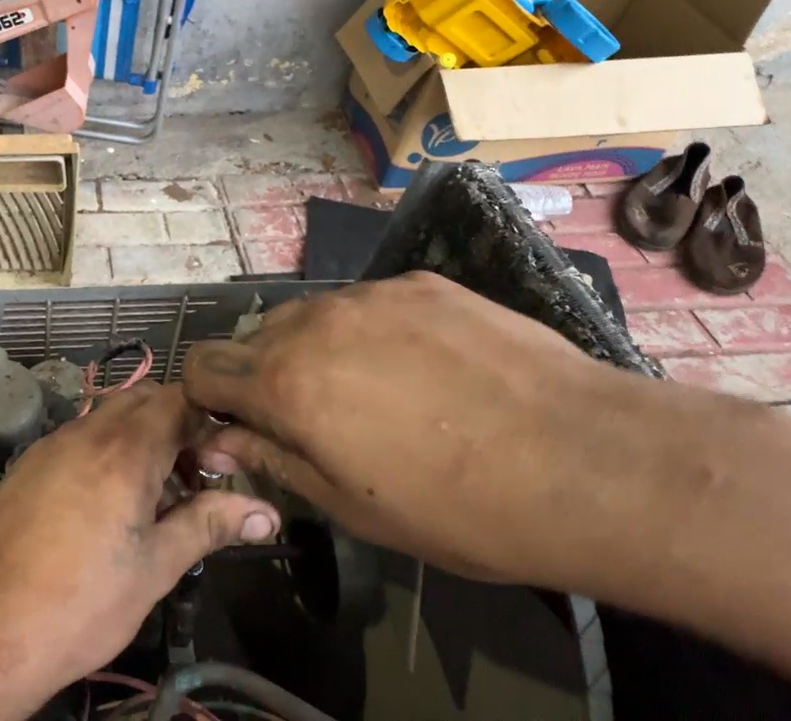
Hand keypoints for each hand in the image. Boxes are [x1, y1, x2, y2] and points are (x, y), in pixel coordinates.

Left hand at [0, 382, 279, 703]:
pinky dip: (106, 454)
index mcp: (124, 450)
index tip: (228, 461)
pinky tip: (111, 506)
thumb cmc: (82, 603)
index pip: (178, 400)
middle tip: (198, 480)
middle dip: (177, 427)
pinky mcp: (26, 466)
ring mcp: (49, 446)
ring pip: (107, 419)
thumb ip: (208, 526)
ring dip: (141, 441)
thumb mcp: (156, 567)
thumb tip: (266, 512)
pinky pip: (78, 440)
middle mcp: (84, 433)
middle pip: (142, 402)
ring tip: (158, 501)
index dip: (209, 420)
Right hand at [183, 271, 672, 586]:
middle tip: (318, 422)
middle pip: (255, 339)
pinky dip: (372, 333)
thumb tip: (217, 441)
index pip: (202, 366)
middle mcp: (312, 323)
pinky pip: (368, 305)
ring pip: (311, 317)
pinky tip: (428, 370)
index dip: (210, 399)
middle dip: (266, 376)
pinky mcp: (420, 283)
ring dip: (318, 352)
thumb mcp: (351, 505)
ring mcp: (369, 295)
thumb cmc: (459, 508)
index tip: (240, 427)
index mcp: (284, 382)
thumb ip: (272, 459)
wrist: (589, 462)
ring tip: (379, 394)